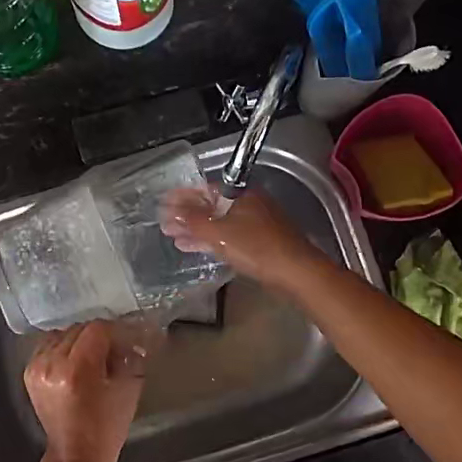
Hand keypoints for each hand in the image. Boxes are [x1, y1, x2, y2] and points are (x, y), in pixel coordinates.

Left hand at [22, 321, 149, 461]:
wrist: (76, 456)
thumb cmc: (108, 427)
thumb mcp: (129, 388)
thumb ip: (130, 356)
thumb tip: (133, 336)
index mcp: (78, 370)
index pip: (97, 330)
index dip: (116, 331)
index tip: (127, 338)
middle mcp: (52, 364)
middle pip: (79, 329)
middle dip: (100, 336)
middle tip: (115, 348)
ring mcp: (37, 368)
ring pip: (63, 334)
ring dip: (81, 340)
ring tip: (95, 356)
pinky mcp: (30, 373)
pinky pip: (49, 345)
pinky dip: (64, 347)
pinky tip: (76, 361)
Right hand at [159, 187, 320, 289]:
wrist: (296, 272)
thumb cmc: (257, 248)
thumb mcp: (219, 233)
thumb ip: (193, 221)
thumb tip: (172, 210)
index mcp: (242, 194)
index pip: (206, 189)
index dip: (183, 197)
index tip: (164, 204)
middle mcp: (251, 205)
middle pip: (213, 207)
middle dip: (188, 216)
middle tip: (165, 224)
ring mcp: (257, 225)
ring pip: (220, 224)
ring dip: (197, 230)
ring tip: (174, 238)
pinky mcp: (261, 244)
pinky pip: (229, 237)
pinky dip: (212, 241)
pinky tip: (196, 248)